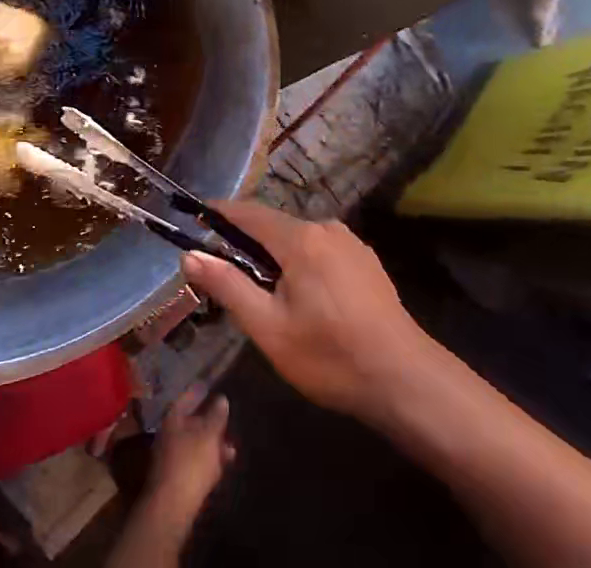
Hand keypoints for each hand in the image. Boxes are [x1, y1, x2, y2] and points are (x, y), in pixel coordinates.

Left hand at [137, 386, 233, 530]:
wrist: (171, 507)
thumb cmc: (191, 462)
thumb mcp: (210, 434)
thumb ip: (216, 416)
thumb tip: (222, 399)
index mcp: (173, 420)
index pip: (185, 398)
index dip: (197, 392)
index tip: (208, 385)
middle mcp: (168, 436)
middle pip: (190, 422)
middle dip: (209, 421)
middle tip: (225, 417)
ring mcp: (170, 458)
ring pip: (194, 443)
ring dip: (212, 443)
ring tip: (231, 447)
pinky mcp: (175, 477)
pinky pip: (194, 461)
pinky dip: (208, 459)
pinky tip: (223, 464)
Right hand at [180, 201, 439, 420]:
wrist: (401, 376)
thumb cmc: (328, 355)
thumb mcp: (268, 326)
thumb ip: (228, 285)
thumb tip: (190, 255)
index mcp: (302, 239)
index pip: (251, 214)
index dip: (221, 214)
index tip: (196, 217)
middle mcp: (328, 229)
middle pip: (276, 227)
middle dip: (247, 243)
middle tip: (223, 274)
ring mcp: (352, 243)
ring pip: (300, 240)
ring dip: (276, 257)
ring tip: (262, 294)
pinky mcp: (366, 261)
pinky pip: (322, 252)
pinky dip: (302, 264)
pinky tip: (302, 298)